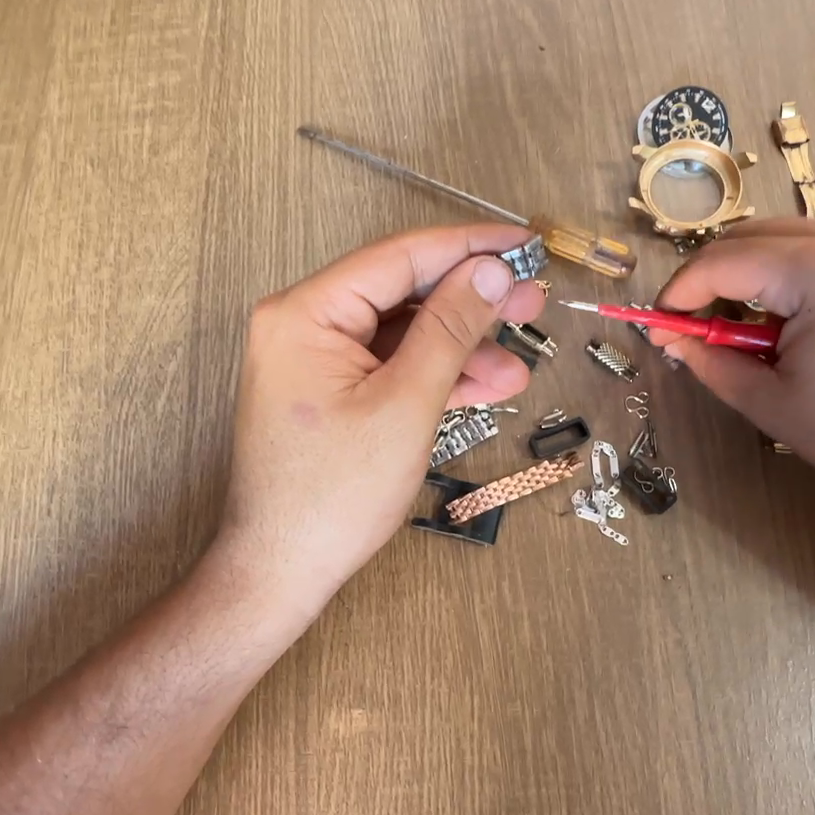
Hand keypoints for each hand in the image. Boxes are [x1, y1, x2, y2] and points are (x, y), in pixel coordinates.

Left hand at [216, 224, 545, 607]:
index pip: (399, 257)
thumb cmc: (332, 497)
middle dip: (470, 302)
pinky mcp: (327, 391)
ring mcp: (313, 360)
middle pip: (401, 293)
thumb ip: (450, 329)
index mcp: (305, 313)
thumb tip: (492, 270)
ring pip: (400, 334)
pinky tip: (484, 384)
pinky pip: (387, 367)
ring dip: (460, 348)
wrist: (282, 570)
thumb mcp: (405, 405)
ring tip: (517, 365)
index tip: (525, 244)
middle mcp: (301, 324)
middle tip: (532, 301)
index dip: (469, 247)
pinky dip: (432, 376)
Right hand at [651, 218, 814, 526]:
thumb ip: (711, 360)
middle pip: (756, 235)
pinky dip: (799, 276)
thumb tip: (669, 337)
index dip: (679, 292)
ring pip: (795, 239)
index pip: (723, 260)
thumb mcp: (773, 403)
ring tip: (752, 335)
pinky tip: (802, 325)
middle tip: (696, 329)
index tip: (658, 326)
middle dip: (714, 278)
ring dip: (756, 277)